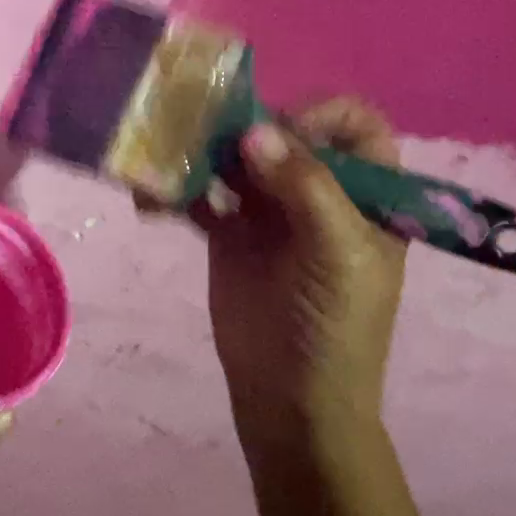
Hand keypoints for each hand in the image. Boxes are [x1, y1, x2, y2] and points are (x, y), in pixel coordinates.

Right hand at [197, 97, 407, 452]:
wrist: (291, 399)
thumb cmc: (334, 327)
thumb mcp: (337, 254)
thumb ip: (304, 187)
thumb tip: (255, 131)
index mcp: (365, 193)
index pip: (353, 124)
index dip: (320, 116)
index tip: (279, 133)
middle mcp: (317, 192)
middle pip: (282, 134)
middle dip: (243, 127)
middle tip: (205, 138)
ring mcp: (268, 212)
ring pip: (235, 161)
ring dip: (200, 154)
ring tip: (166, 160)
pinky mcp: (228, 235)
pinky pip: (200, 197)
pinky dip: (174, 192)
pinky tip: (150, 200)